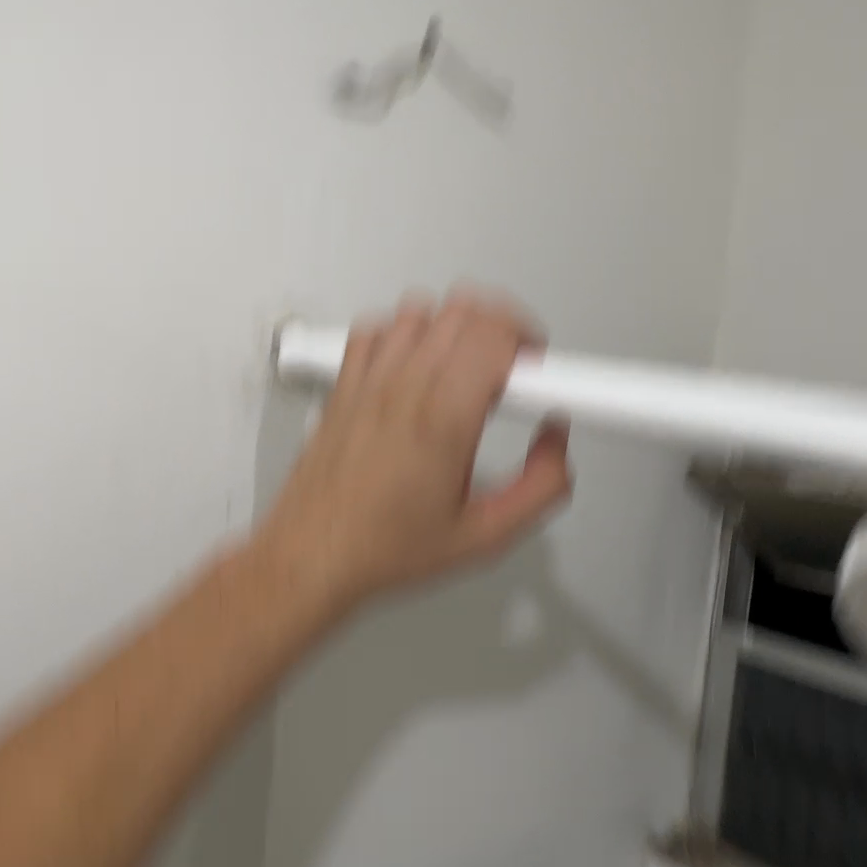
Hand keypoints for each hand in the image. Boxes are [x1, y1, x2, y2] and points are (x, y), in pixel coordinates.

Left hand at [253, 289, 573, 612]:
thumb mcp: (484, 537)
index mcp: (441, 419)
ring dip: (454, 326)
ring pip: (420, 309)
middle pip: (464, 310)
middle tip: (513, 372)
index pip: (496, 335)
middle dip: (503, 330)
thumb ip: (539, 488)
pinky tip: (413, 364)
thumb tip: (555, 445)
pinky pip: (374, 328)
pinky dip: (400, 332)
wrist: (310, 556)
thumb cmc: (380, 549)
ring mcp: (367, 382)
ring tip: (466, 367)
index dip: (530, 342)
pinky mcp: (342, 387)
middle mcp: (401, 389)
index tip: (539, 374)